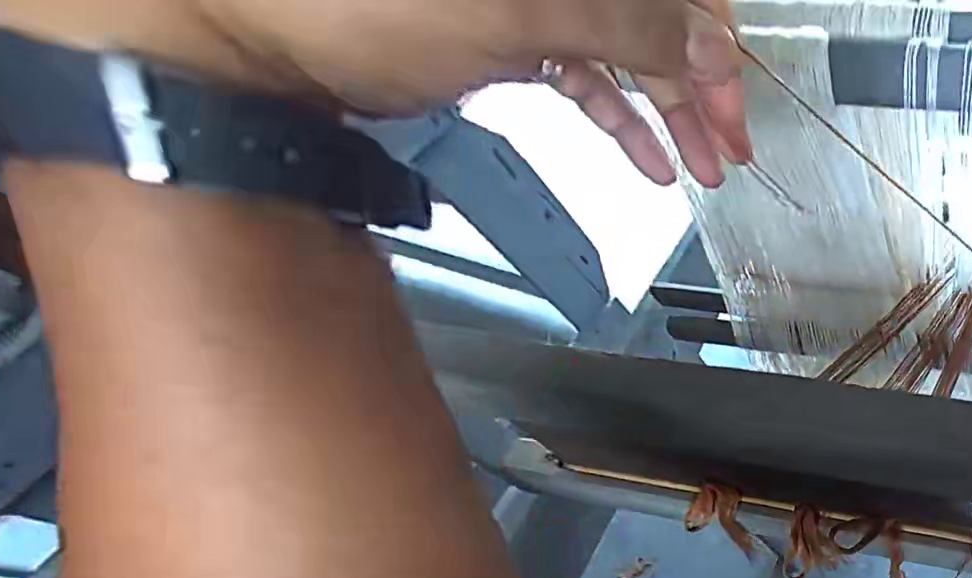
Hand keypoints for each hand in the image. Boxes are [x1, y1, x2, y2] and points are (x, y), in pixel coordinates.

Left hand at [0, 0, 750, 187]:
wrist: (240, 38)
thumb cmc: (351, 2)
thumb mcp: (510, 7)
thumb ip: (622, 19)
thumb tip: (707, 43)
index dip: (707, 31)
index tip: (731, 99)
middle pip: (649, 3)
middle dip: (696, 79)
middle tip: (728, 147)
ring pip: (624, 41)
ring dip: (669, 109)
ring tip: (701, 167)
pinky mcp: (504, 24)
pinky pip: (585, 70)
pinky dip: (621, 117)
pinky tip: (651, 161)